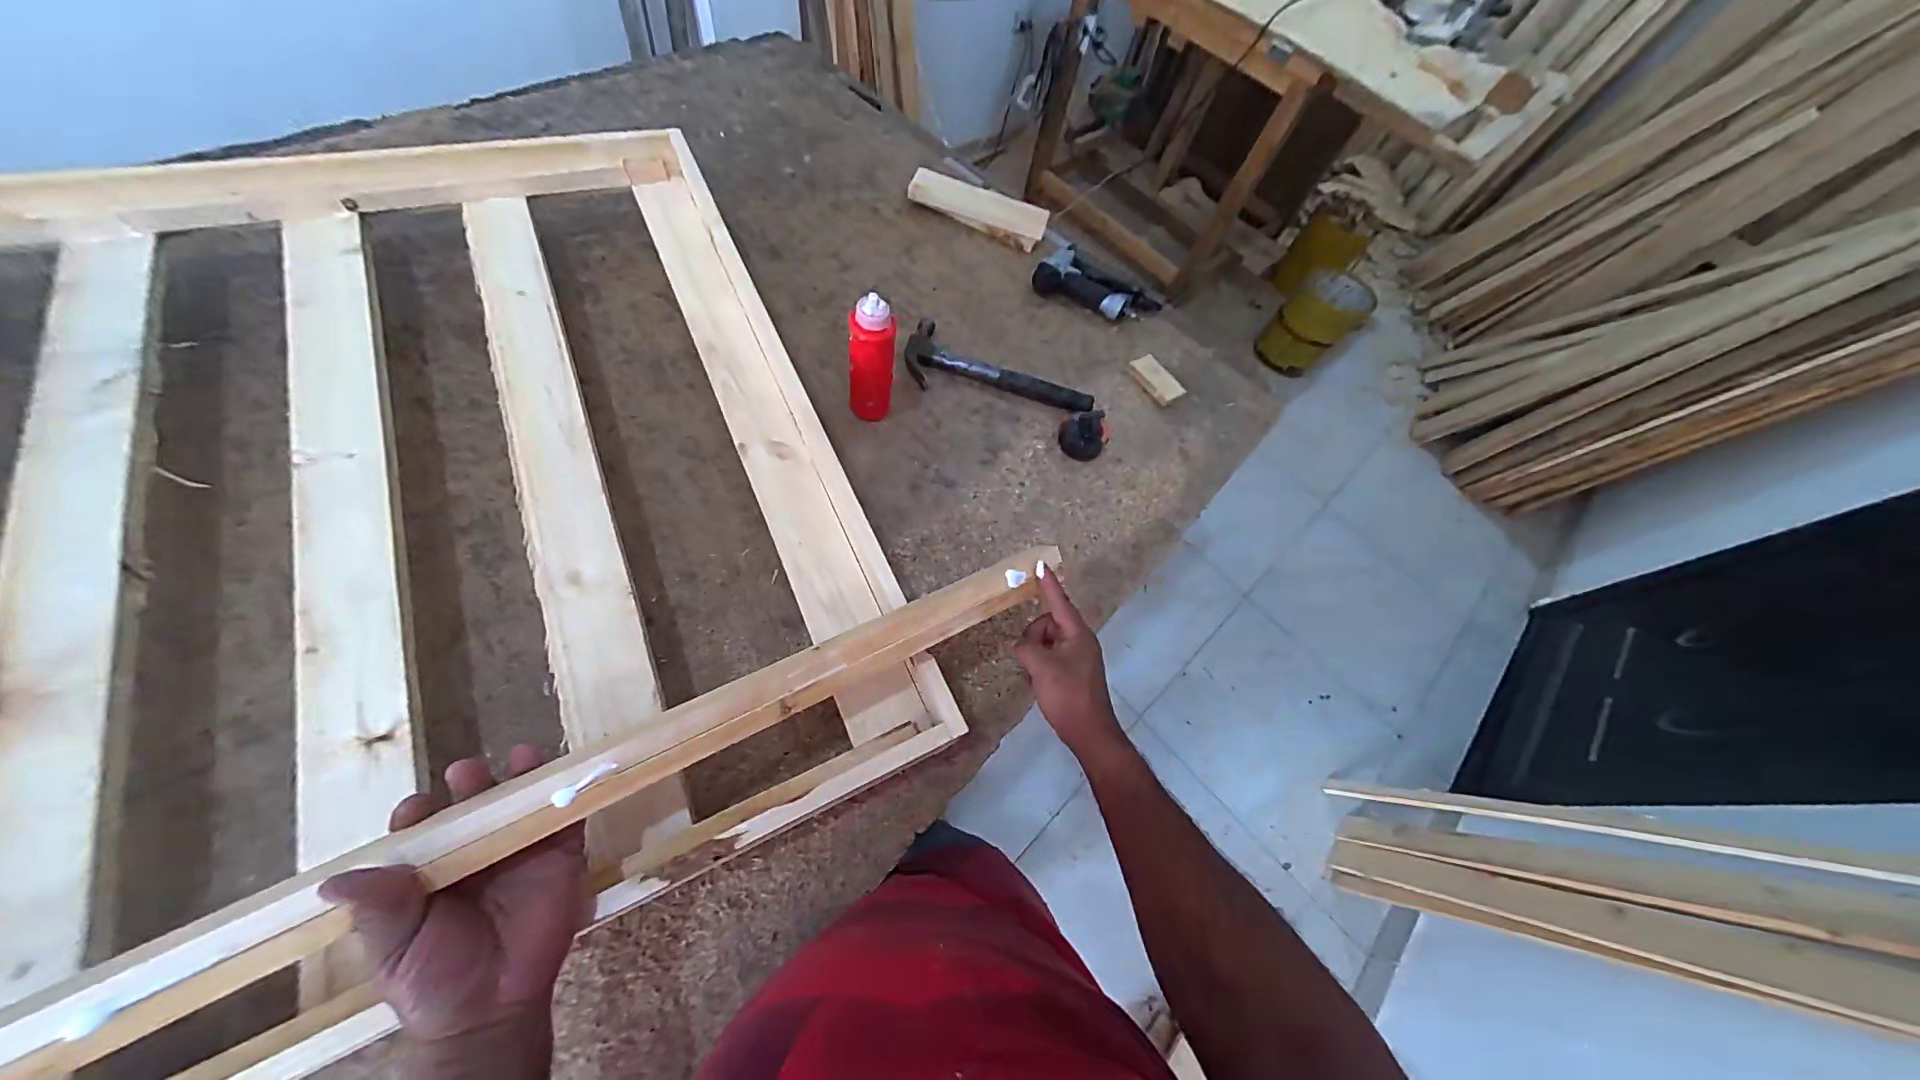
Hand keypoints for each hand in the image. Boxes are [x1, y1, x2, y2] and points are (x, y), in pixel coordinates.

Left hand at [319, 745, 588, 1076]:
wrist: (491, 1009)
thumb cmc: (434, 979)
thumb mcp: (396, 948)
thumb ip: (380, 910)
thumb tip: (335, 882)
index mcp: (434, 863)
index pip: (427, 824)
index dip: (422, 810)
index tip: (418, 809)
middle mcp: (479, 846)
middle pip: (477, 801)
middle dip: (472, 781)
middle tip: (467, 774)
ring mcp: (523, 846)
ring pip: (524, 798)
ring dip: (524, 774)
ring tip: (522, 757)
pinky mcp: (562, 853)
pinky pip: (568, 817)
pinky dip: (570, 793)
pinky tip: (565, 776)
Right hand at [1013, 564, 1128, 763]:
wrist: (1089, 732)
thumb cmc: (1068, 695)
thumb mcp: (1041, 668)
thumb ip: (1026, 648)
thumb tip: (1021, 646)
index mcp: (1077, 634)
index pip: (1059, 602)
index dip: (1048, 584)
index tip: (1040, 565)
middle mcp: (1080, 641)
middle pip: (1048, 623)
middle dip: (1034, 636)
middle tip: (1030, 660)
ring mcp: (1078, 657)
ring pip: (1047, 642)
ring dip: (1035, 653)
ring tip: (1036, 676)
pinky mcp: (1074, 672)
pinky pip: (1051, 657)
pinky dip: (1041, 664)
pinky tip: (1040, 682)